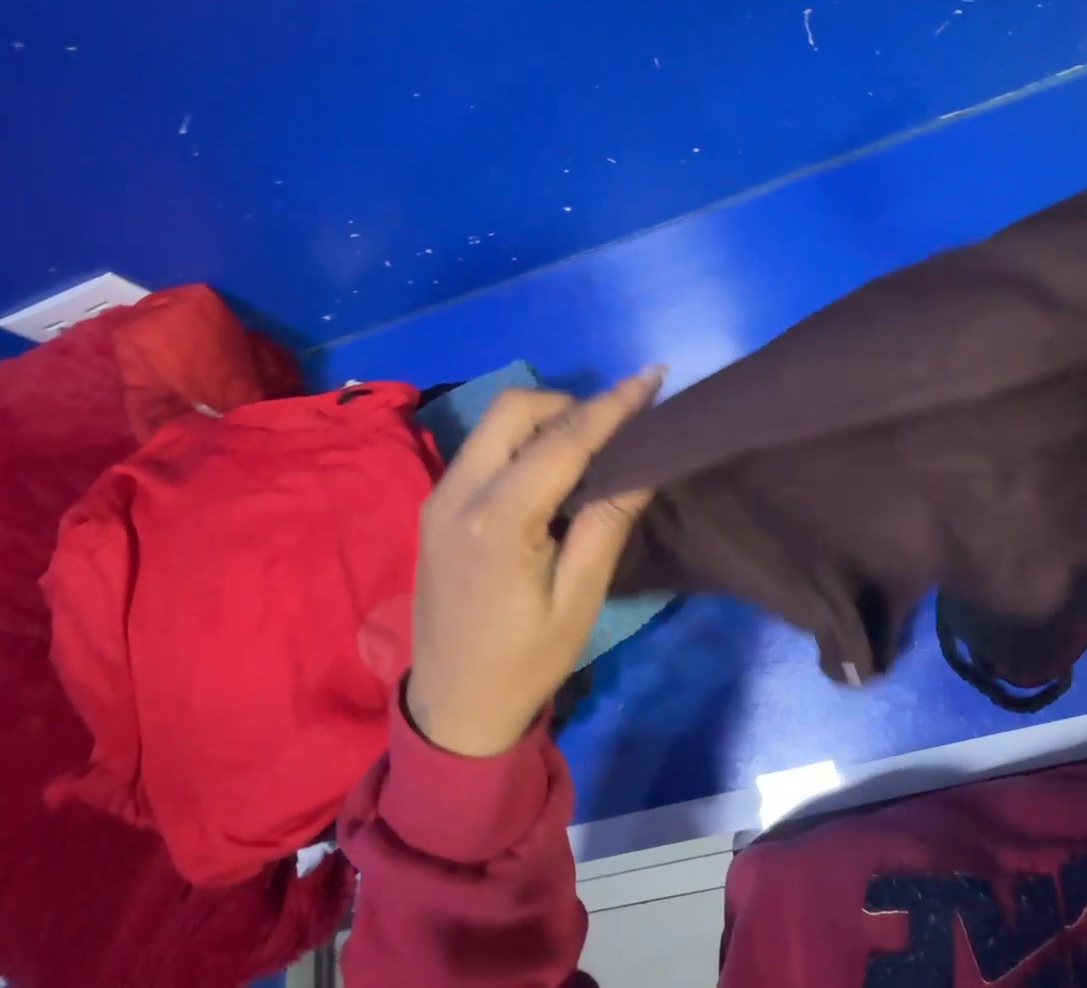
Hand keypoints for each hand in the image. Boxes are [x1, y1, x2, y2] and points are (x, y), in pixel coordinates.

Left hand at [405, 370, 662, 756]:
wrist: (453, 709)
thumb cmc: (526, 662)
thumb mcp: (579, 599)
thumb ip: (607, 522)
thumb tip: (642, 462)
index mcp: (498, 520)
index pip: (563, 440)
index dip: (612, 405)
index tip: (652, 377)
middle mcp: (457, 493)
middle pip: (513, 410)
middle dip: (568, 404)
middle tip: (614, 430)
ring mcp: (438, 497)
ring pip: (492, 425)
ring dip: (543, 421)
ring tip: (588, 448)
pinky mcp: (434, 508)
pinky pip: (481, 451)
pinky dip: (519, 444)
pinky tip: (548, 473)